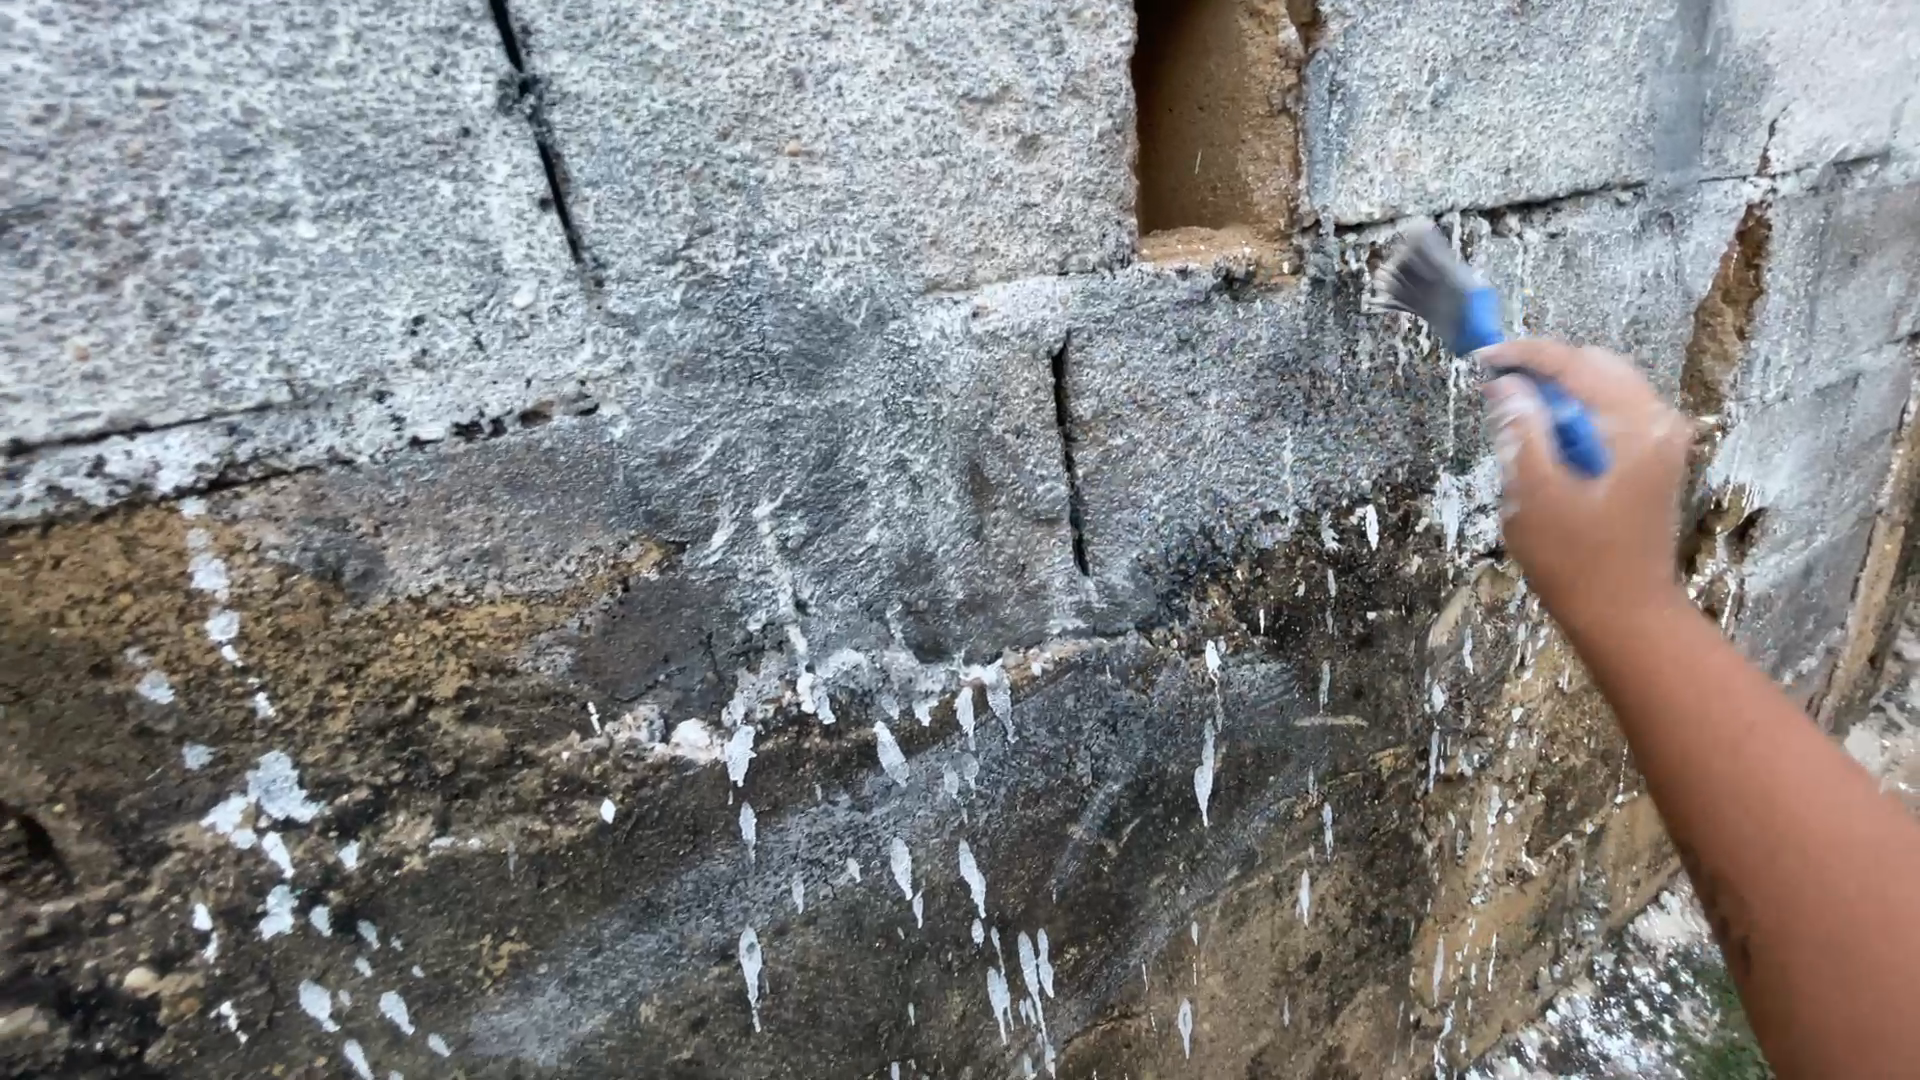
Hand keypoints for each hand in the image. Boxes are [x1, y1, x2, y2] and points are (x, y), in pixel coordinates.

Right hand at [1479, 339, 1691, 628]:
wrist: (1619, 608)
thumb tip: (1505, 385)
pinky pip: (1604, 415)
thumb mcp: (1534, 490)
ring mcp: (1656, 441)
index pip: (1576, 364)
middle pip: (1594, 368)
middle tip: (1490, 385)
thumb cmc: (1572, 555)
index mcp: (1635, 425)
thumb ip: (1520, 430)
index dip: (1524, 355)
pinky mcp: (1645, 459)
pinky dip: (1567, 415)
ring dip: (1552, 393)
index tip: (1479, 356)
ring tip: (1507, 411)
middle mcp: (1656, 422)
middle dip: (1541, 368)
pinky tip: (1536, 436)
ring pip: (1599, 389)